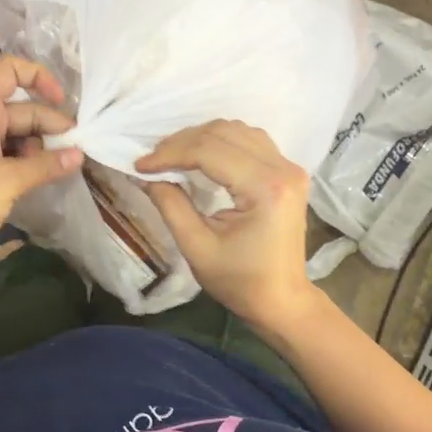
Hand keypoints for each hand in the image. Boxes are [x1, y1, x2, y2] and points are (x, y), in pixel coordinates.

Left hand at [0, 56, 84, 247]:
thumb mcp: (6, 182)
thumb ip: (44, 166)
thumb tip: (79, 155)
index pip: (9, 70)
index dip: (38, 77)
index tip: (61, 102)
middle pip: (22, 108)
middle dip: (50, 126)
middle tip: (77, 151)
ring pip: (18, 134)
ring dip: (41, 148)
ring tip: (62, 168)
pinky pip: (8, 153)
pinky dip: (27, 161)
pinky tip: (44, 176)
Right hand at [136, 119, 321, 329]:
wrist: (281, 300)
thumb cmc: (239, 282)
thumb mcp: (197, 248)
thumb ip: (171, 206)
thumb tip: (147, 176)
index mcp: (265, 188)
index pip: (210, 151)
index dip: (170, 154)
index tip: (140, 166)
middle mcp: (283, 169)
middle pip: (224, 132)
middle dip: (183, 142)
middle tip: (153, 161)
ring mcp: (290, 168)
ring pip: (238, 130)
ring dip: (201, 138)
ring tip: (172, 157)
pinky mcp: (288, 173)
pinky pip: (251, 141)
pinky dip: (221, 143)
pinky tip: (200, 158)